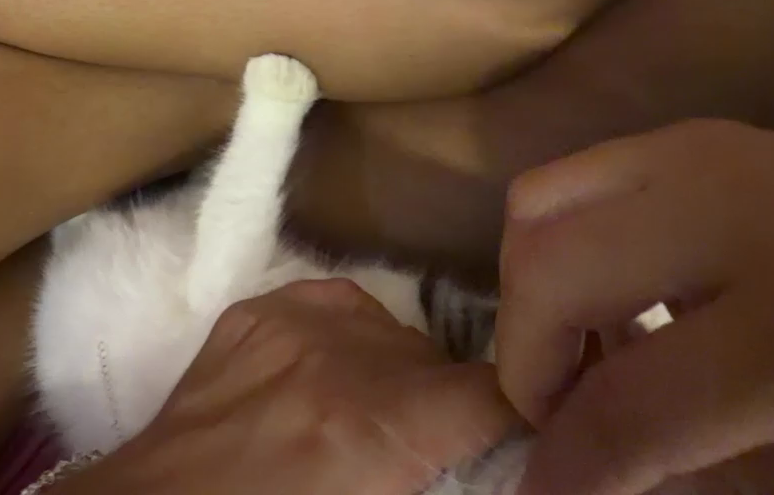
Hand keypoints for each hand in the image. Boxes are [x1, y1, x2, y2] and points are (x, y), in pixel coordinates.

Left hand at [57, 278, 519, 494]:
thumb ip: (433, 471)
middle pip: (437, 358)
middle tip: (424, 446)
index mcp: (374, 426)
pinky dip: (343, 336)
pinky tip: (325, 373)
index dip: (518, 412)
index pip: (491, 391)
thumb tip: (494, 451)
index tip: (520, 432)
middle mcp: (336, 355)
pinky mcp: (253, 309)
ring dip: (393, 366)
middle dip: (445, 402)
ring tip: (369, 409)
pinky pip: (329, 302)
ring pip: (387, 323)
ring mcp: (289, 320)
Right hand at [495, 121, 773, 494]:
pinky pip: (576, 177)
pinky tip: (620, 290)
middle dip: (526, 362)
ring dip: (535, 293)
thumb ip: (758, 490)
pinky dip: (559, 239)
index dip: (568, 469)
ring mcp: (709, 153)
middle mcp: (740, 210)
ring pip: (540, 205)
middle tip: (567, 420)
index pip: (639, 404)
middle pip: (549, 268)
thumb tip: (622, 473)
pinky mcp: (698, 136)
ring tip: (590, 352)